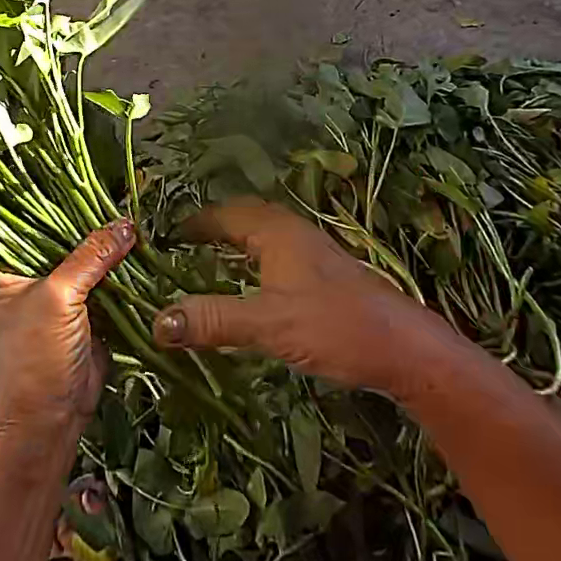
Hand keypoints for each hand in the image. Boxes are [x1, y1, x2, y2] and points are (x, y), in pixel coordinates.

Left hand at [0, 220, 135, 440]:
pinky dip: (116, 270)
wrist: (52, 418)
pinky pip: (99, 282)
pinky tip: (135, 248)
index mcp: (0, 273)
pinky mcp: (80, 311)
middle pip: (57, 240)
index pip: (20, 225)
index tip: (78, 181)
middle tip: (113, 198)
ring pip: (81, 260)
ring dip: (104, 247)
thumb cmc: (37, 356)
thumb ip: (90, 257)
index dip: (48, 204)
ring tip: (130, 219)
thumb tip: (126, 225)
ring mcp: (54, 295)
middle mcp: (24, 279)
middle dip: (85, 225)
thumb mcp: (58, 297)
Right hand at [151, 199, 456, 397]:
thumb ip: (213, 320)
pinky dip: (255, 255)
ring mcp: (312, 251)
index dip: (196, 221)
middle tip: (186, 242)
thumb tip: (158, 321)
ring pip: (265, 232)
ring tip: (211, 257)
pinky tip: (254, 282)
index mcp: (276, 232)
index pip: (226, 213)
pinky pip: (278, 250)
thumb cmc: (334, 326)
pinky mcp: (325, 272)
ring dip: (237, 238)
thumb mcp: (267, 324)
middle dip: (215, 224)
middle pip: (246, 216)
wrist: (402, 347)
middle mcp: (293, 232)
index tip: (168, 233)